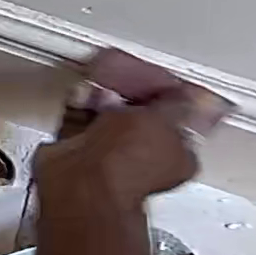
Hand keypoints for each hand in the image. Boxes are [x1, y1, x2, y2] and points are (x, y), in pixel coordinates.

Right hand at [33, 49, 231, 208]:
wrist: (80, 177)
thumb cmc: (129, 156)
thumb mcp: (164, 120)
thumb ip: (174, 104)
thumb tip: (182, 93)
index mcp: (177, 157)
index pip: (178, 124)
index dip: (170, 100)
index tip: (159, 82)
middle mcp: (143, 158)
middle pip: (139, 120)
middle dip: (131, 98)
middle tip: (126, 77)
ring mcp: (107, 156)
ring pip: (106, 119)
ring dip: (103, 100)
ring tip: (99, 81)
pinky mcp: (73, 151)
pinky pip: (78, 121)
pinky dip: (78, 105)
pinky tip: (80, 91)